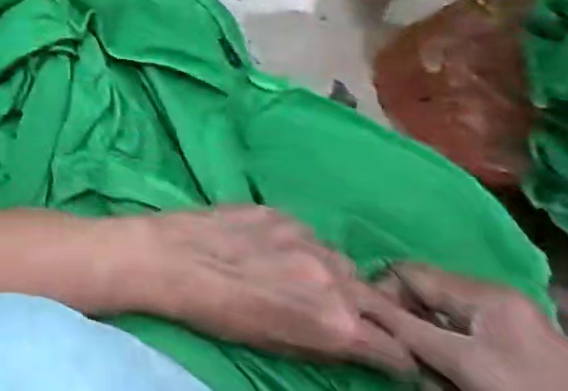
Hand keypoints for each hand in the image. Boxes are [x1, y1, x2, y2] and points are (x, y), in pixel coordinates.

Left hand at [138, 206, 414, 375]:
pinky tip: (273, 250)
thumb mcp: (280, 344)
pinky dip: (299, 244)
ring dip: (332, 273)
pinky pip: (305, 232)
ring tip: (302, 278)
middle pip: (375, 299)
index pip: (396, 347)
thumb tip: (360, 347)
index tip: (389, 356)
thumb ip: (329, 344)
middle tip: (343, 314)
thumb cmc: (219, 315)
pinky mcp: (277, 211)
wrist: (170, 259)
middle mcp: (331, 276)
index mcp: (336, 320)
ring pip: (340, 260)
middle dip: (368, 311)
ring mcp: (304, 237)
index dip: (395, 355)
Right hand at [365, 264, 567, 390]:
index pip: (412, 273)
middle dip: (409, 322)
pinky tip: (452, 376)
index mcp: (486, 291)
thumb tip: (358, 300)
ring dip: (429, 341)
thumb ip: (410, 331)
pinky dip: (453, 353)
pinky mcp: (527, 354)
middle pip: (431, 296)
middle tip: (400, 354)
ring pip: (449, 321)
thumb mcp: (466, 364)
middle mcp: (498, 298)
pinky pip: (471, 339)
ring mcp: (515, 326)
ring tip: (427, 370)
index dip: (384, 293)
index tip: (369, 324)